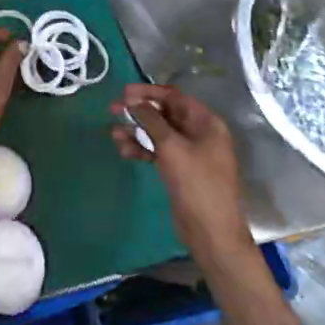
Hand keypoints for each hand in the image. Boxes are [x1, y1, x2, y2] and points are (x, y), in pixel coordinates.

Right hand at [111, 85, 251, 262]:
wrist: (211, 232)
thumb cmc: (196, 183)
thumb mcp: (172, 147)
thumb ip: (151, 120)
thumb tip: (133, 100)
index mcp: (206, 122)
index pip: (175, 97)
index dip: (150, 93)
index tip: (125, 92)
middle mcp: (199, 133)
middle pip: (165, 114)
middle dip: (139, 112)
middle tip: (113, 110)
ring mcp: (189, 153)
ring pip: (158, 134)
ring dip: (137, 132)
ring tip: (114, 134)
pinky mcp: (179, 170)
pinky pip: (158, 151)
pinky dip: (142, 149)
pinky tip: (124, 150)